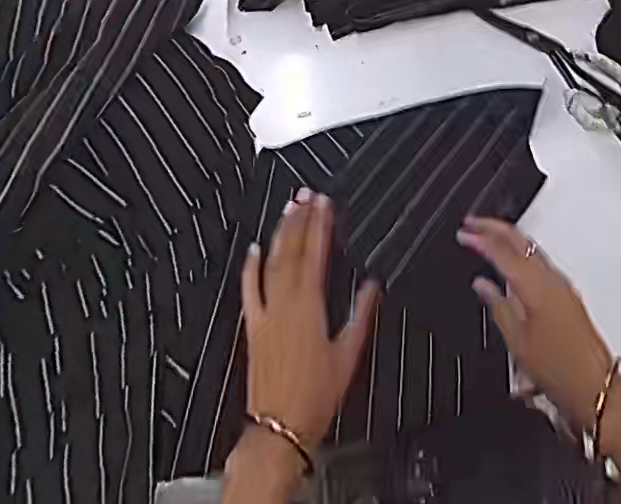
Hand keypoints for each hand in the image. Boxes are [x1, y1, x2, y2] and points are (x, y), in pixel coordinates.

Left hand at [242, 190, 379, 449]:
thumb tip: (371, 287)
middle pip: (293, 250)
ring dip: (281, 233)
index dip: (320, 224)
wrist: (280, 427)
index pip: (316, 253)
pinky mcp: (253, 325)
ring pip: (272, 262)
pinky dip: (250, 267)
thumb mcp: (347, 355)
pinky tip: (254, 248)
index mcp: (310, 305)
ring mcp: (267, 311)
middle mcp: (286, 302)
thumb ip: (360, 316)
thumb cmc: (315, 395)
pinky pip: (249, 289)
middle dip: (301, 219)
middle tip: (306, 194)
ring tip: (288, 208)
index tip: (324, 203)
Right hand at [457, 216, 614, 429]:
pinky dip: (520, 252)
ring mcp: (561, 284)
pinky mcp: (566, 294)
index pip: (500, 248)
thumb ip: (497, 306)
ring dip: (507, 237)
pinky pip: (539, 261)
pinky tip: (511, 262)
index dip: (478, 237)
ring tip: (487, 236)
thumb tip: (482, 285)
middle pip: (518, 237)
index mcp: (533, 284)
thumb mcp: (517, 341)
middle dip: (492, 226)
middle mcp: (550, 277)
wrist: (597, 389)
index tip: (462, 232)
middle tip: (471, 223)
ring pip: (530, 246)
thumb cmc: (560, 370)